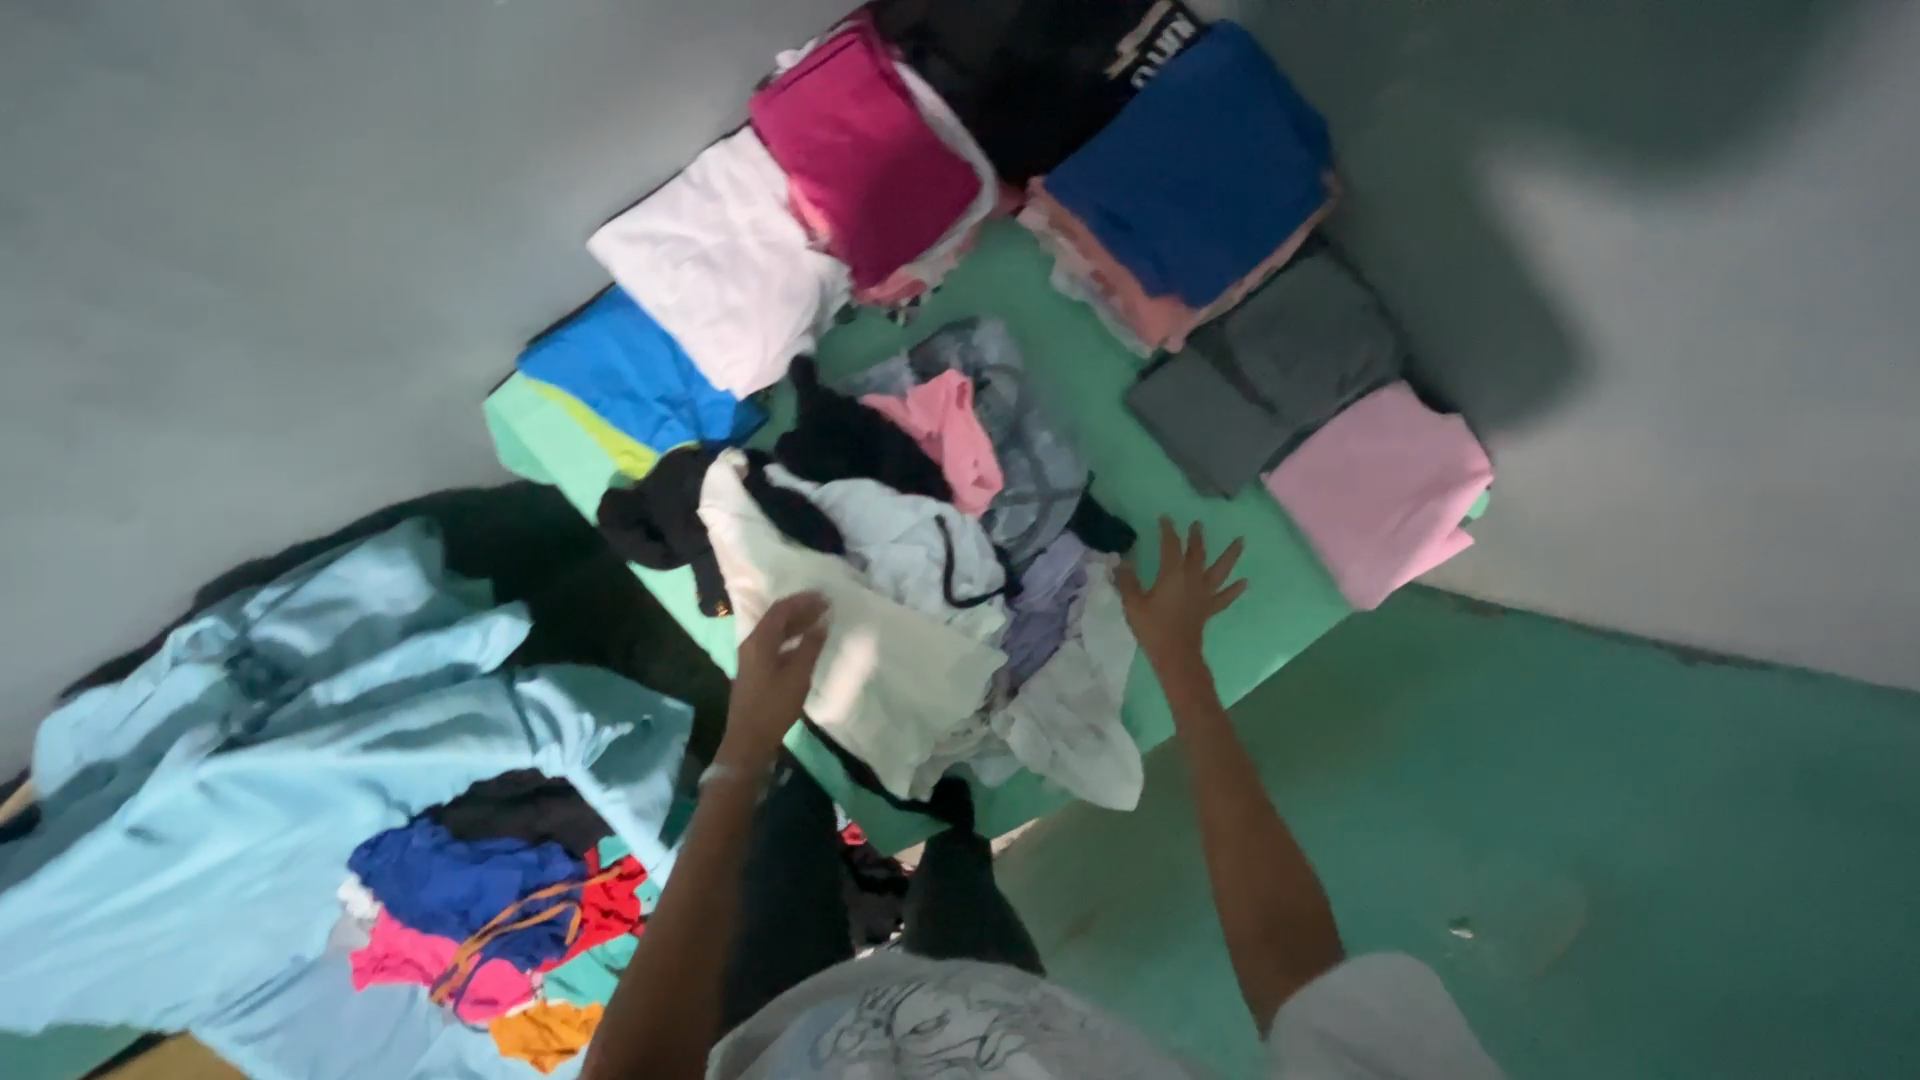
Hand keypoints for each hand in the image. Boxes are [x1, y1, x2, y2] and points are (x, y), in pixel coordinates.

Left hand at [718, 592, 829, 767]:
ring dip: (797, 624)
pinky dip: (791, 639)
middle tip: (825, 606)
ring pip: (775, 631)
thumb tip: (822, 622)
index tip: (825, 597)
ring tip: (820, 621)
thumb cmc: (774, 706)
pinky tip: (807, 644)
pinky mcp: (755, 670)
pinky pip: (774, 644)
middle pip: (776, 618)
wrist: (749, 740)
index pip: (780, 610)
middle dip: (801, 610)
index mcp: (758, 641)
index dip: (803, 601)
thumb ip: (810, 646)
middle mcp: (751, 644)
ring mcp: (751, 658)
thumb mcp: (798, 675)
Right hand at [1116, 518, 1246, 673]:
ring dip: (1230, 555)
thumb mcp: (1132, 603)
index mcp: (1172, 574)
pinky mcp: (1209, 608)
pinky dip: (1235, 589)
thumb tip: (1121, 562)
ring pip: (1220, 570)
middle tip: (1197, 524)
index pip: (1171, 545)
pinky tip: (1244, 582)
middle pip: (1197, 553)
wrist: (1175, 654)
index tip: (1165, 519)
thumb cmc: (1152, 627)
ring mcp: (1204, 594)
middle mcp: (1192, 578)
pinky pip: (1225, 597)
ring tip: (1241, 541)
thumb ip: (1127, 581)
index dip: (1168, 530)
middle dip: (1196, 537)